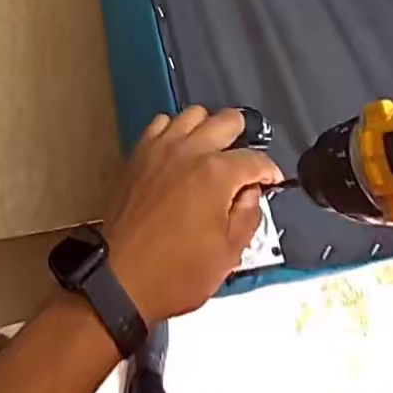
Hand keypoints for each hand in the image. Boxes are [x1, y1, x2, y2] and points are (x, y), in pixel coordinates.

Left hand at [102, 106, 282, 323]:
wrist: (122, 278)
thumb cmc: (173, 272)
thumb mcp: (228, 254)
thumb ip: (248, 216)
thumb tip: (251, 195)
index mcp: (216, 175)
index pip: (255, 160)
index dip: (269, 170)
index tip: (270, 179)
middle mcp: (189, 151)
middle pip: (227, 120)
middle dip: (244, 134)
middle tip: (246, 156)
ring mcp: (161, 148)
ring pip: (193, 114)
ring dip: (208, 127)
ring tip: (213, 148)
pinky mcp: (139, 152)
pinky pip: (161, 123)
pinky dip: (175, 130)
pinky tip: (180, 149)